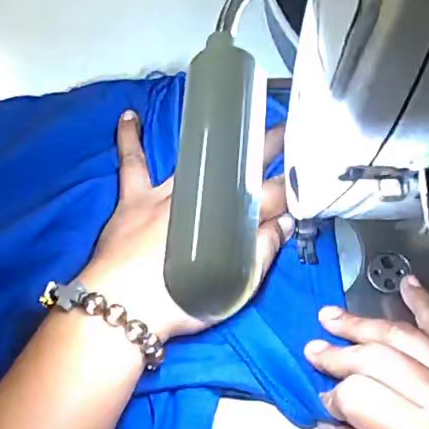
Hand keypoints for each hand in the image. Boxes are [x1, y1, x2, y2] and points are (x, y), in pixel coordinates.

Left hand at [76, 110, 292, 341]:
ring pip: (194, 160)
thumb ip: (262, 252)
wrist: (123, 310)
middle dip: (268, 148)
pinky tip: (131, 119)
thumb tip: (285, 224)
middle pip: (240, 168)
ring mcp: (167, 195)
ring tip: (235, 120)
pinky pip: (133, 164)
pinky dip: (131, 140)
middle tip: (286, 131)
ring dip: (217, 141)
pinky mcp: (135, 199)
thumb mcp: (234, 288)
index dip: (292, 184)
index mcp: (229, 222)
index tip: (305, 171)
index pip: (271, 197)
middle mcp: (200, 199)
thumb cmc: (179, 305)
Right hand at [305, 279, 428, 428]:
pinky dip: (426, 305)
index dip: (334, 398)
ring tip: (332, 316)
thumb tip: (332, 421)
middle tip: (310, 349)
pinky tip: (407, 285)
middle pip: (382, 358)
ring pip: (409, 337)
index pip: (362, 397)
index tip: (319, 403)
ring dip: (368, 324)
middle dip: (341, 352)